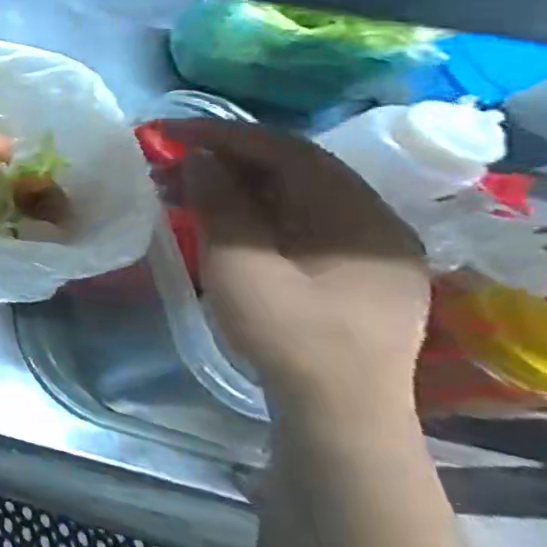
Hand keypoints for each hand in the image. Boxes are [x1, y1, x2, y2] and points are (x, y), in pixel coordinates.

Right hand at [162, 119, 430, 414]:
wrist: (338, 414)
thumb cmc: (288, 335)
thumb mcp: (241, 265)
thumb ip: (220, 204)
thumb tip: (199, 157)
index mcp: (362, 219)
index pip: (291, 152)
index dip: (225, 134)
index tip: (169, 132)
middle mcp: (378, 224)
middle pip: (298, 168)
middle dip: (229, 154)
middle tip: (170, 155)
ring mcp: (372, 249)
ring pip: (299, 192)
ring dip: (240, 180)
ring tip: (185, 183)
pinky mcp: (356, 270)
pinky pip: (304, 217)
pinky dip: (257, 204)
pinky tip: (221, 212)